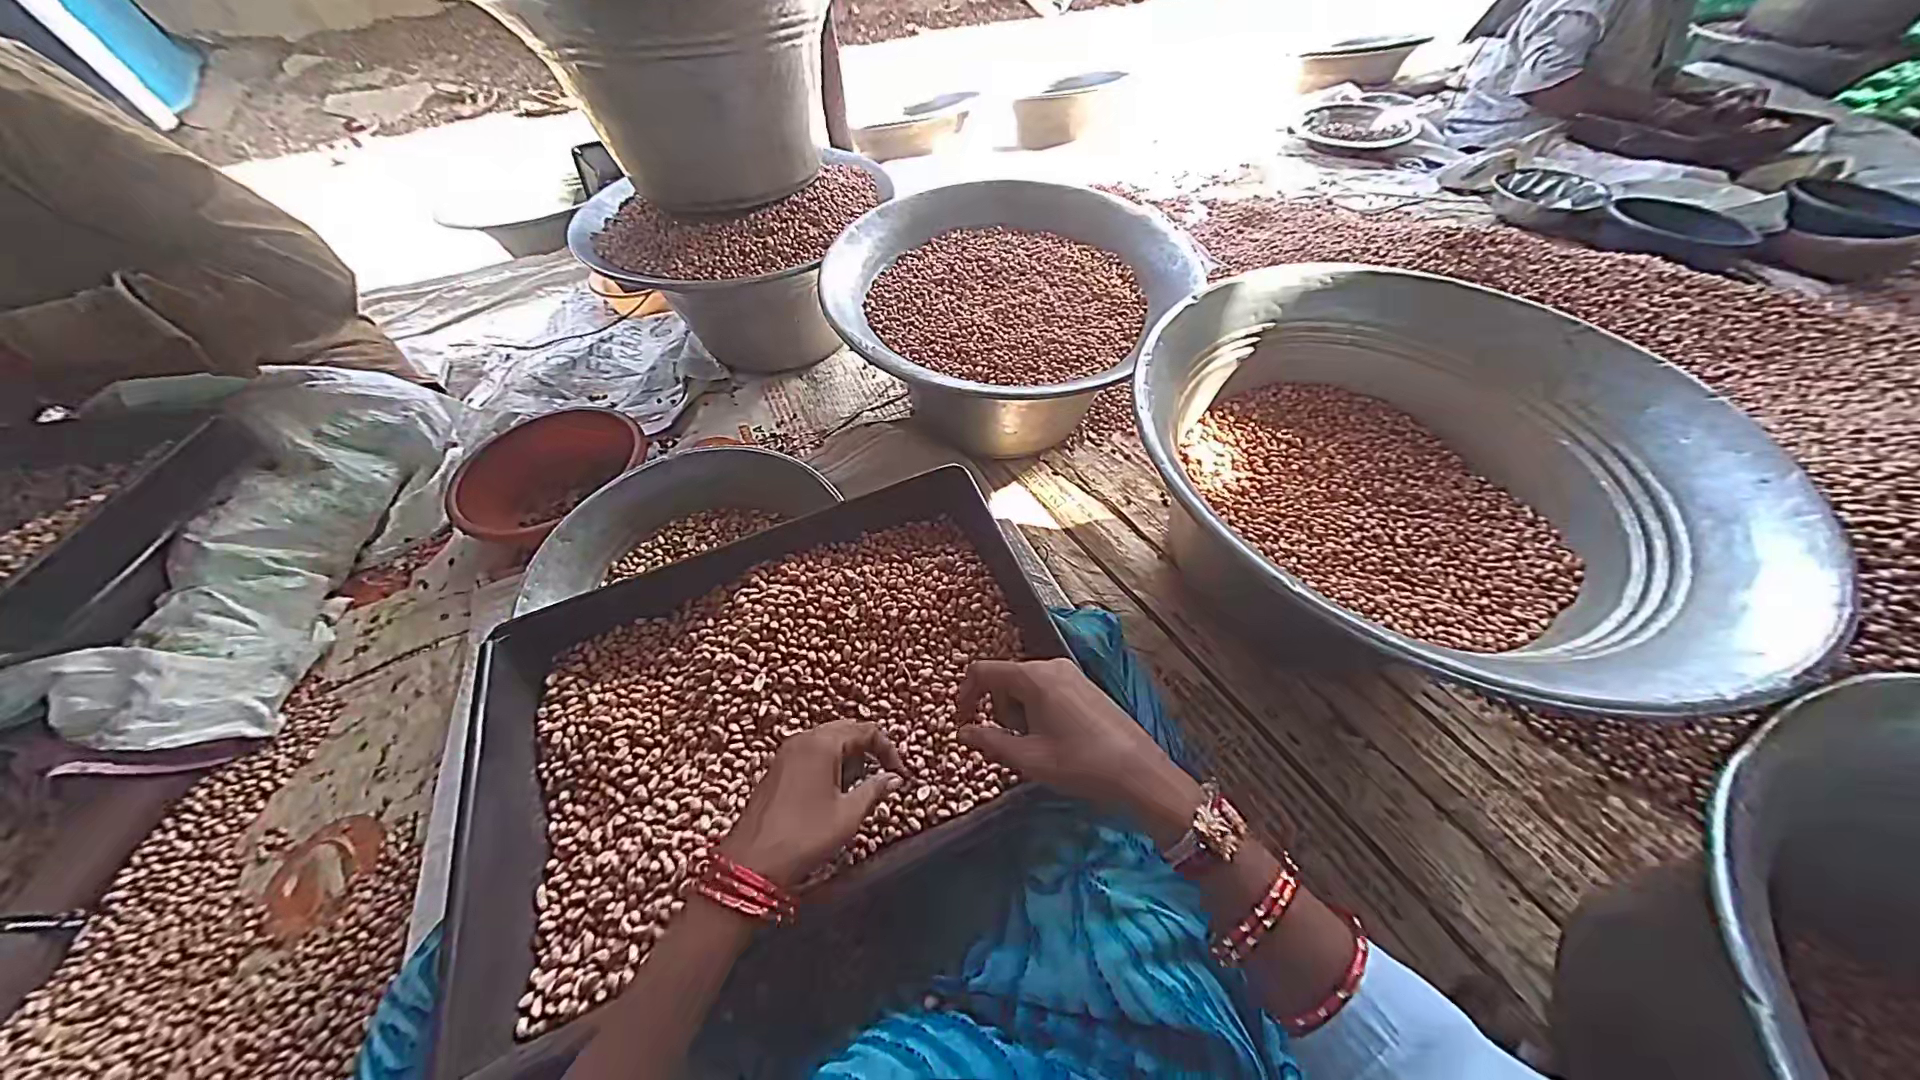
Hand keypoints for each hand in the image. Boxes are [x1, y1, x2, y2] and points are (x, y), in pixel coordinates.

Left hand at [716, 720, 904, 887]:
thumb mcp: (848, 814)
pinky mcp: (776, 770)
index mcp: (822, 743)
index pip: (865, 730)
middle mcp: (802, 740)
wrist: (751, 864)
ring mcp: (786, 754)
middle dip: (868, 750)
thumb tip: (894, 778)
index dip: (887, 749)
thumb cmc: (804, 836)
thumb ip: (875, 790)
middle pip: (845, 731)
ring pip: (826, 743)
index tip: (899, 773)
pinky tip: (835, 792)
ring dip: (849, 758)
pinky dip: (829, 765)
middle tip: (884, 774)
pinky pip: (810, 755)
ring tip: (861, 786)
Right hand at [956, 658, 1202, 845]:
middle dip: (997, 709)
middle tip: (1008, 744)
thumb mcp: (1028, 758)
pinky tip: (1053, 741)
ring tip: (1034, 747)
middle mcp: (1052, 666)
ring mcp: (1072, 674)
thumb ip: (989, 741)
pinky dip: (1038, 712)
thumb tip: (963, 733)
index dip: (965, 696)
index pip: (983, 672)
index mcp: (1034, 676)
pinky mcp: (1086, 687)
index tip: (962, 724)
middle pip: (1005, 679)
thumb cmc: (1081, 765)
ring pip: (1026, 686)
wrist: (1141, 774)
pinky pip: (1047, 691)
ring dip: (1018, 714)